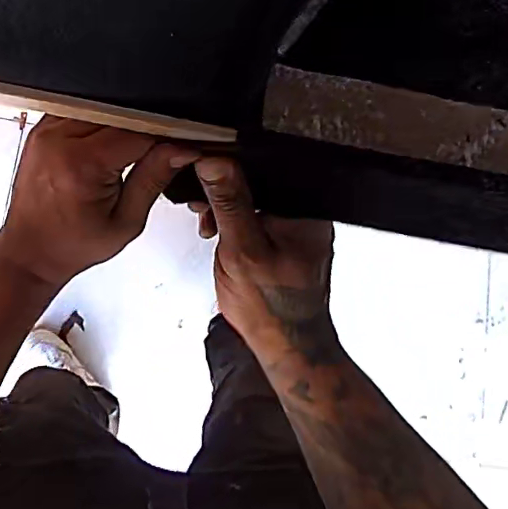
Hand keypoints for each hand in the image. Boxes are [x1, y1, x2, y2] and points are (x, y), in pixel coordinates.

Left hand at [0, 117, 200, 289]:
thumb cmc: (72, 244)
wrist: (30, 250)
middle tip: (158, 152)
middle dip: (148, 128)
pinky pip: (83, 109)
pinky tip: (107, 144)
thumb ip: (154, 178)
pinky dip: (102, 121)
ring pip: (103, 106)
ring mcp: (47, 130)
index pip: (140, 131)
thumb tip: (181, 149)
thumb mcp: (126, 221)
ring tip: (128, 153)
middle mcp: (59, 140)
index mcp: (81, 164)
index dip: (167, 136)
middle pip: (122, 113)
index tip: (182, 144)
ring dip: (124, 122)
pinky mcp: (43, 127)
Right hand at [192, 157, 340, 361]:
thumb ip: (229, 203)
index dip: (230, 162)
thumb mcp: (241, 249)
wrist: (286, 347)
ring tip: (209, 223)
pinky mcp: (284, 237)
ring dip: (226, 205)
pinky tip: (221, 232)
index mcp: (305, 208)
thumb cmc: (272, 308)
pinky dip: (235, 220)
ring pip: (255, 196)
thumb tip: (216, 161)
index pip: (266, 164)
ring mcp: (296, 225)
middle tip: (202, 204)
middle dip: (225, 187)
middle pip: (259, 178)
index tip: (202, 166)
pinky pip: (257, 213)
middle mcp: (305, 212)